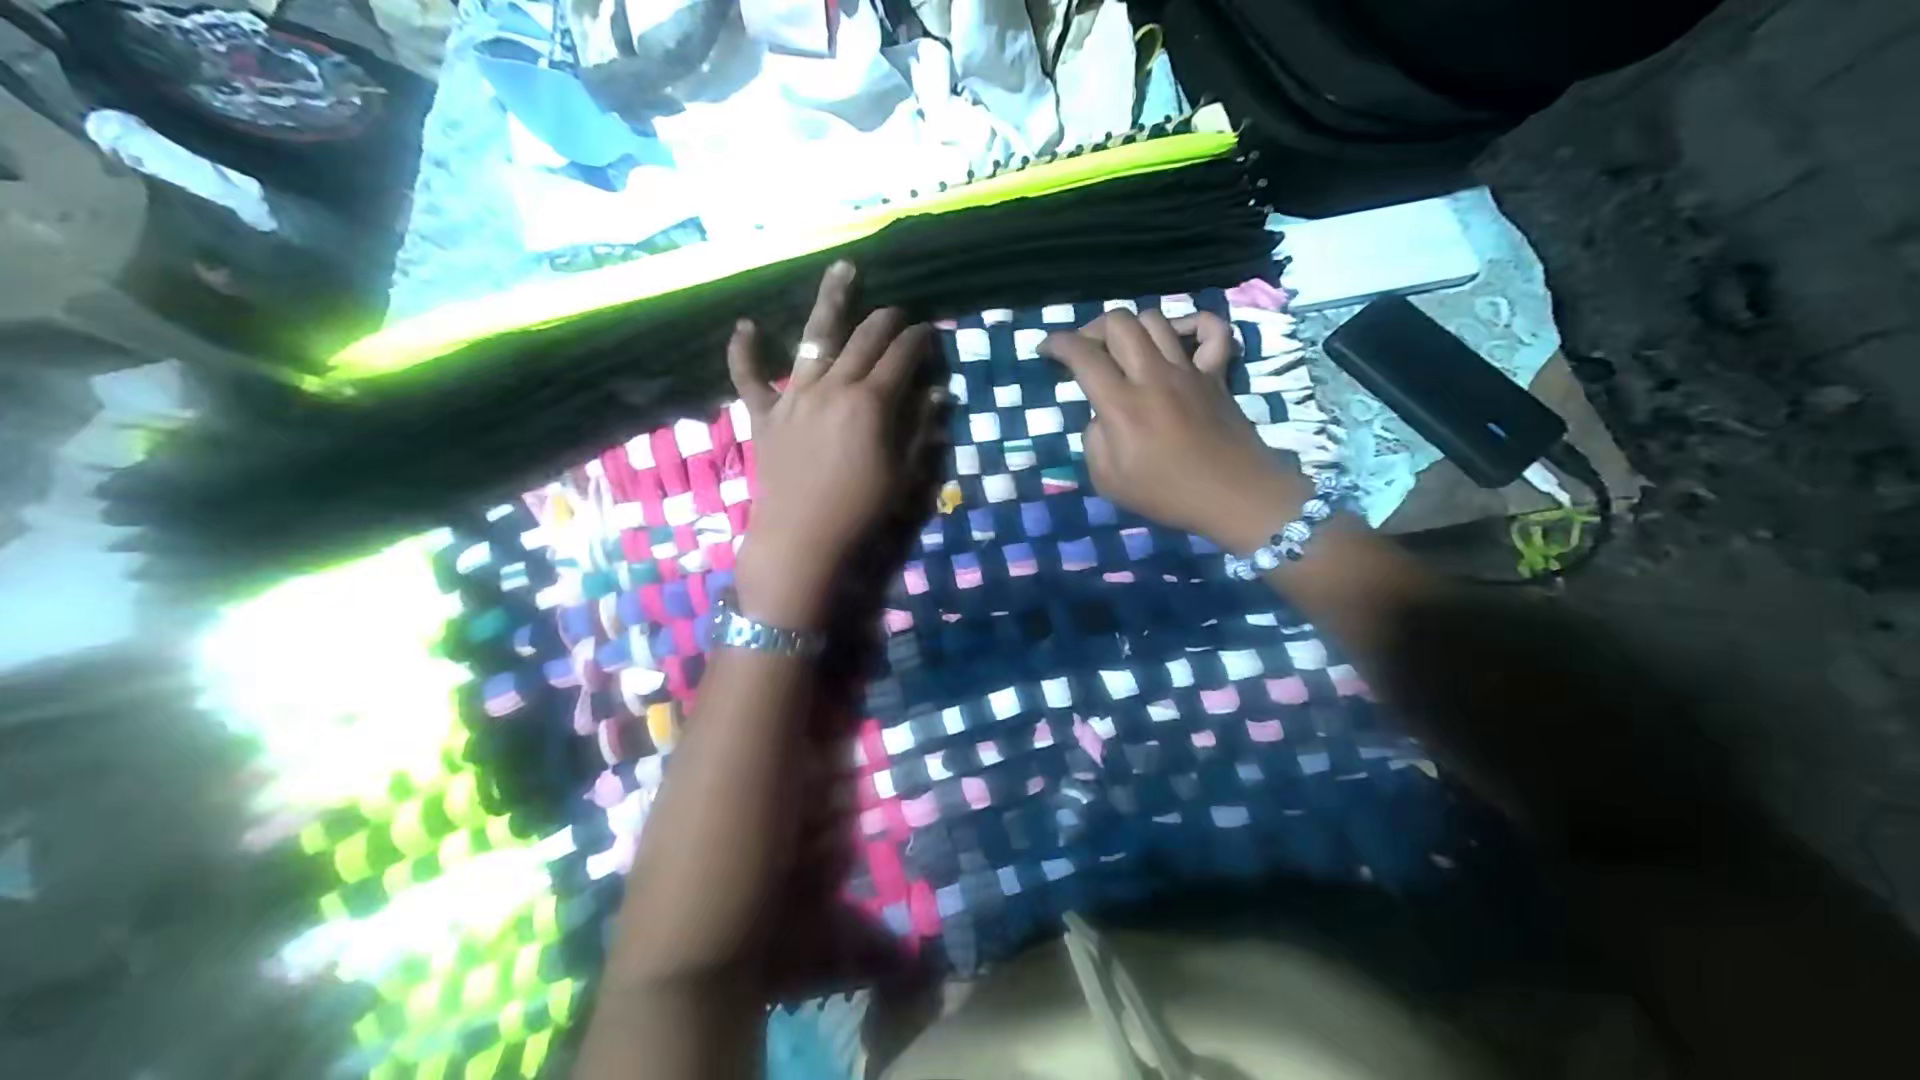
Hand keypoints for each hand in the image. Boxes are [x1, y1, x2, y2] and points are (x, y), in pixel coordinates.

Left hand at [727, 262, 934, 628]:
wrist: (801, 540)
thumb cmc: (860, 512)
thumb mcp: (903, 475)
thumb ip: (919, 429)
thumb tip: (937, 393)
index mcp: (871, 402)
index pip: (903, 355)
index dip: (921, 339)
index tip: (930, 333)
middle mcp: (833, 386)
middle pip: (865, 337)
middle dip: (888, 319)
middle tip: (900, 314)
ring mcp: (794, 395)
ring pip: (814, 336)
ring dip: (832, 300)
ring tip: (844, 269)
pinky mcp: (763, 413)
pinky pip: (749, 376)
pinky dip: (744, 352)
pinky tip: (744, 326)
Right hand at [1041, 309, 1304, 551]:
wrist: (1234, 496)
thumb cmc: (1168, 494)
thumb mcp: (1109, 481)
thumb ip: (1094, 441)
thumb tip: (1102, 416)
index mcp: (1122, 405)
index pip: (1083, 356)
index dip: (1057, 344)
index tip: (1045, 349)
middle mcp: (1153, 376)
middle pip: (1118, 323)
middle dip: (1092, 328)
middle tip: (1085, 350)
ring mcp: (1189, 370)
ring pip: (1156, 320)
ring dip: (1132, 327)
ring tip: (1124, 347)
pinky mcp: (1216, 374)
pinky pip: (1213, 331)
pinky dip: (1194, 324)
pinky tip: (1178, 337)